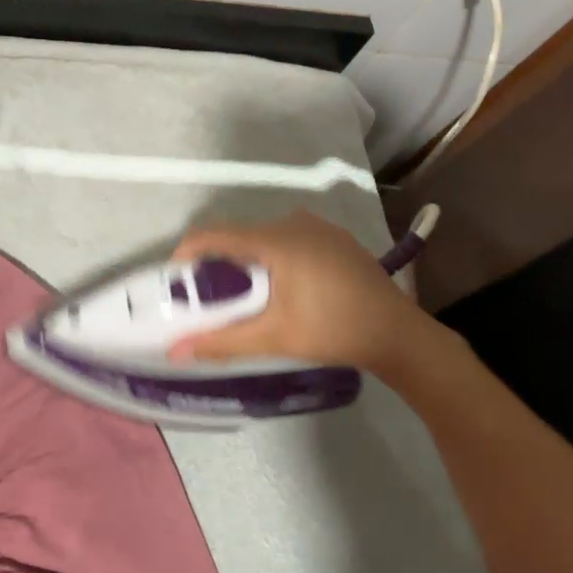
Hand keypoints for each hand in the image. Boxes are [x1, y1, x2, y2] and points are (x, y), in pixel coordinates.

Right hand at [167, 209, 443, 379]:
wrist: (398, 333)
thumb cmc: (333, 330)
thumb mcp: (274, 338)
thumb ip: (222, 341)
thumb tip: (174, 351)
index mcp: (274, 240)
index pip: (214, 234)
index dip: (187, 253)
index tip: (175, 281)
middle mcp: (292, 222)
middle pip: (239, 236)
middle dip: (219, 263)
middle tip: (210, 298)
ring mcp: (317, 226)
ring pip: (265, 238)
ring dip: (248, 262)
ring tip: (245, 297)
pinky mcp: (334, 237)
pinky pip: (289, 239)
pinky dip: (274, 259)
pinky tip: (283, 289)